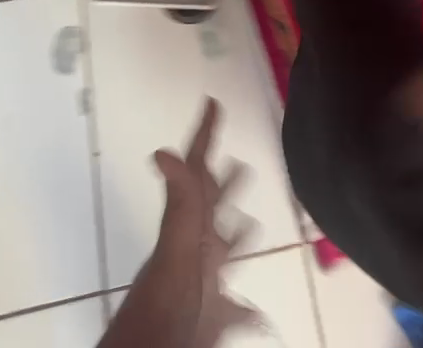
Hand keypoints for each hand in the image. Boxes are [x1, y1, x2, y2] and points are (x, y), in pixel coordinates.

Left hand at [101, 99, 260, 347]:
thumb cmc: (165, 306)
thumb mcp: (178, 245)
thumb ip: (178, 201)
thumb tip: (160, 152)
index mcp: (191, 226)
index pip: (198, 170)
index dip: (204, 135)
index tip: (211, 102)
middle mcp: (197, 248)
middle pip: (212, 206)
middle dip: (225, 184)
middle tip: (240, 161)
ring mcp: (204, 284)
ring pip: (223, 251)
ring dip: (237, 233)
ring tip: (250, 221)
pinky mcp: (211, 319)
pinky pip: (236, 310)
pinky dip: (250, 311)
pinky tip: (262, 317)